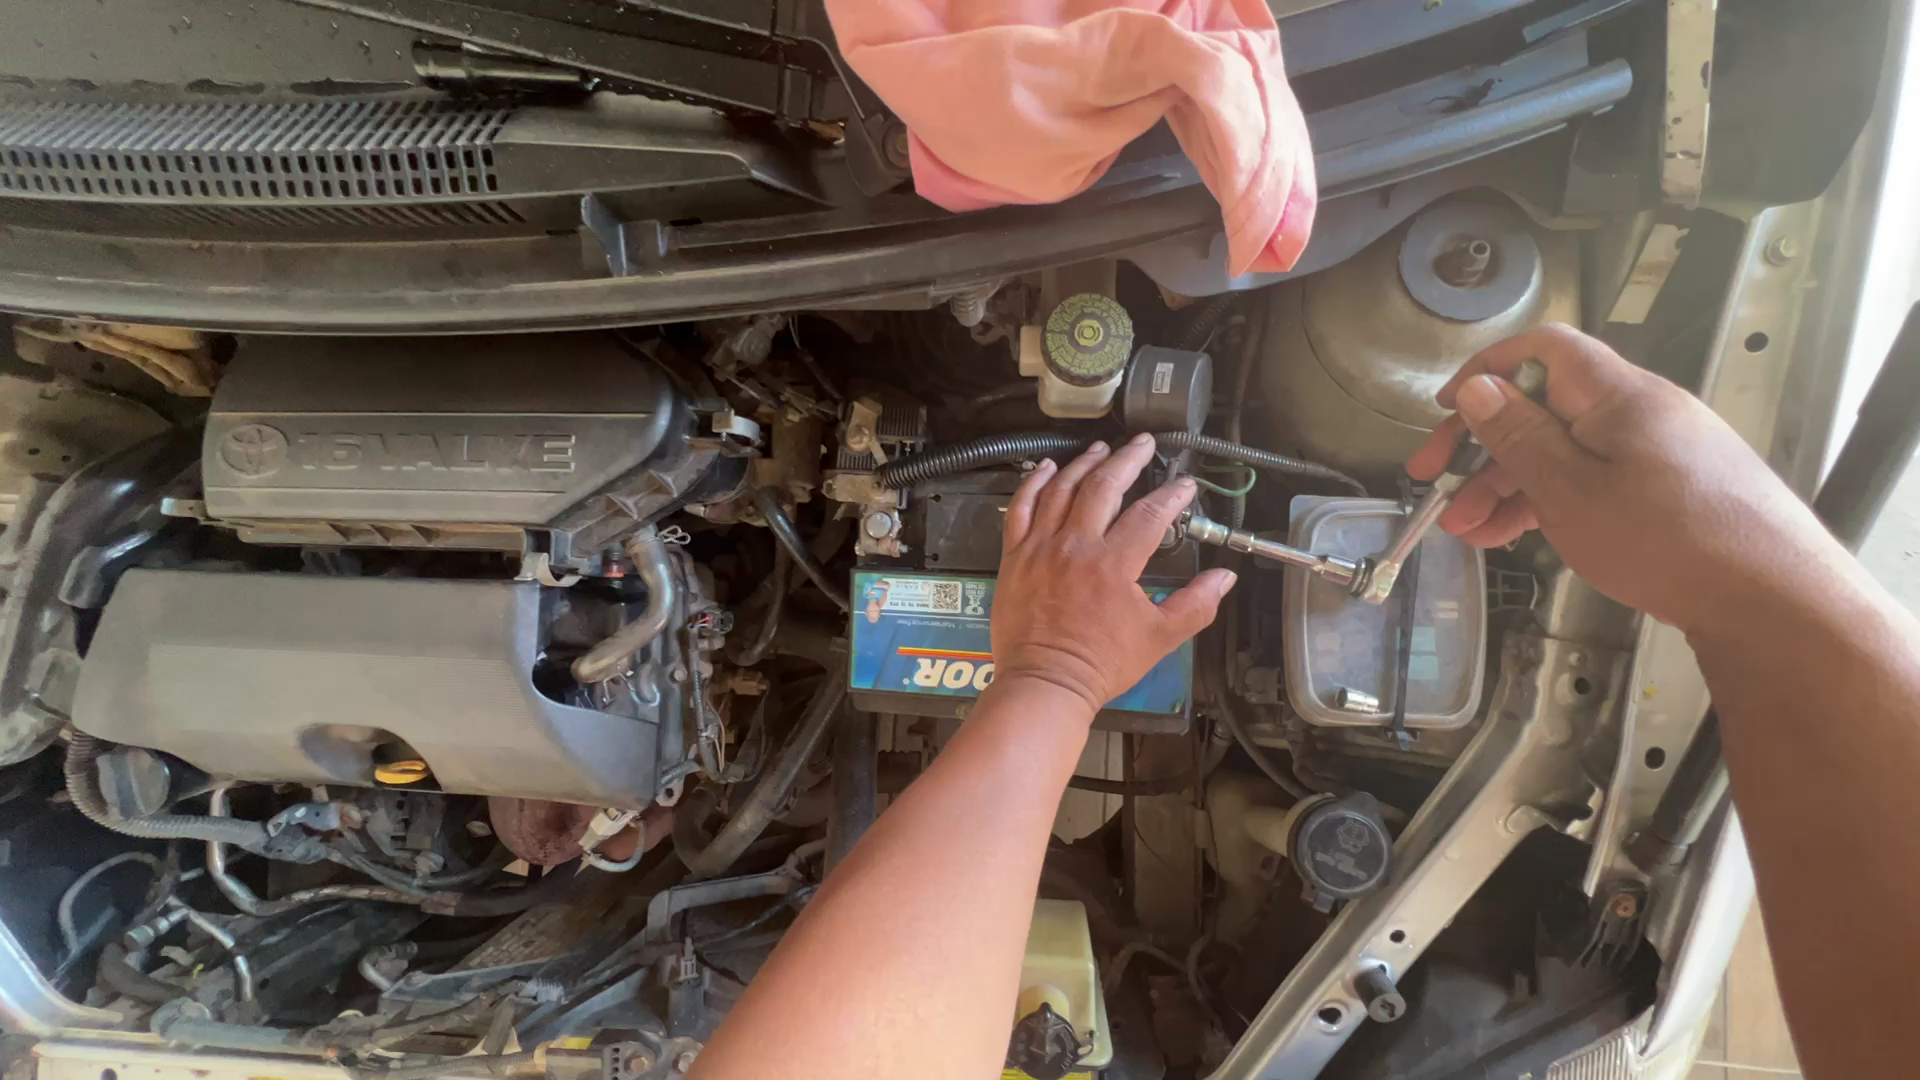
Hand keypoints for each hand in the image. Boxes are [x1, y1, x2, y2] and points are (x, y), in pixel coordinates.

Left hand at [991, 434, 1237, 713]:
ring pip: (1061, 490)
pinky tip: (1045, 468)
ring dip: (1083, 464)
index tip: (1185, 485)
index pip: (1150, 515)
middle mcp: (1076, 546)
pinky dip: (1032, 484)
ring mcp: (1040, 547)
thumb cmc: (1102, 663)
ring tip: (1100, 448)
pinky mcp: (1014, 556)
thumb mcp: (1159, 638)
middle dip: (1128, 459)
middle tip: (1143, 443)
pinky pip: (1020, 508)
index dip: (1172, 495)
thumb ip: (1195, 604)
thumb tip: (1225, 577)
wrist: (1045, 682)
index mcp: (1114, 564)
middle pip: (1104, 487)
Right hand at [1406, 323, 1845, 634]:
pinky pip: (1580, 480)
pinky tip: (1504, 535)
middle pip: (1538, 409)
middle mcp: (1633, 414)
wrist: (1771, 601)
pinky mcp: (1654, 488)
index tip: (1443, 409)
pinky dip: (1537, 503)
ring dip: (1498, 487)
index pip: (1544, 350)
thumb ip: (1517, 435)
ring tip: (1463, 530)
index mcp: (1617, 397)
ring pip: (1553, 452)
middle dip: (1476, 446)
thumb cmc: (1663, 539)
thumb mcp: (1569, 488)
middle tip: (1432, 482)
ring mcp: (1645, 453)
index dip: (1486, 369)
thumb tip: (1475, 389)